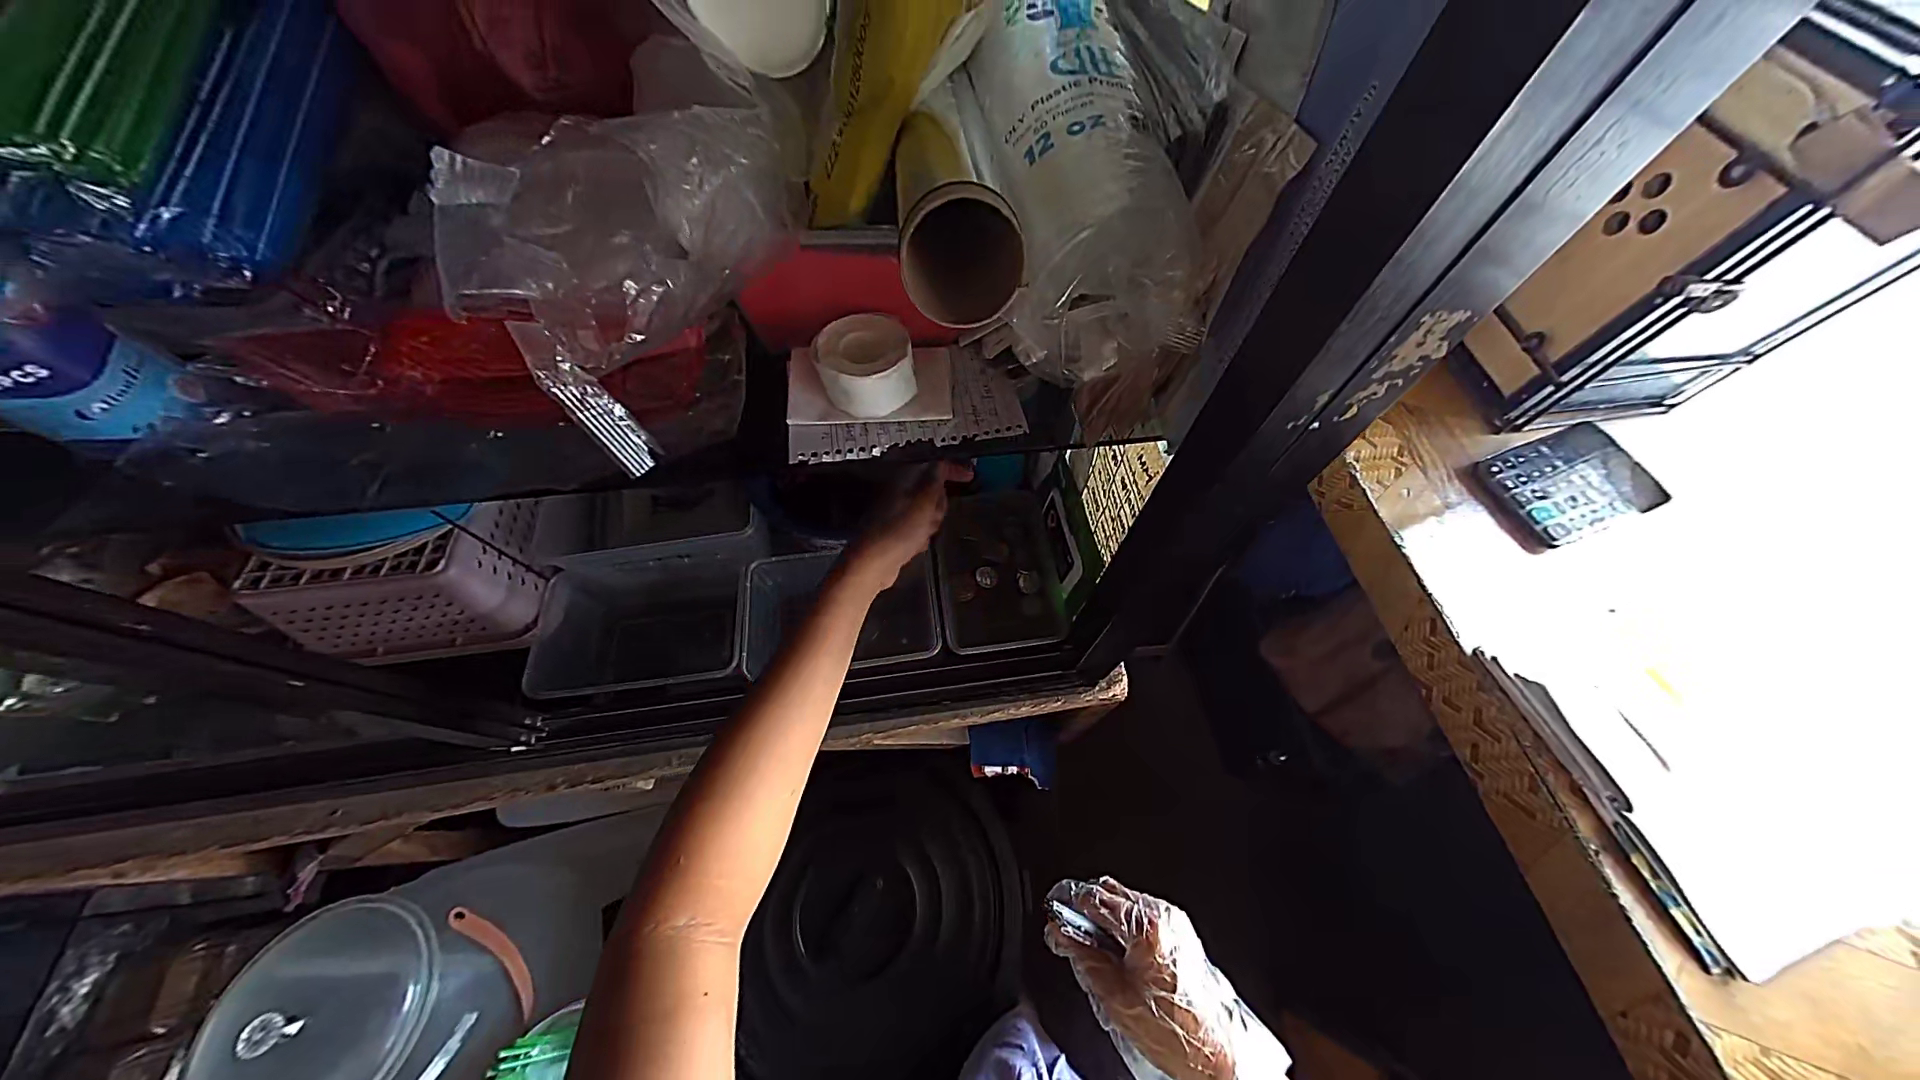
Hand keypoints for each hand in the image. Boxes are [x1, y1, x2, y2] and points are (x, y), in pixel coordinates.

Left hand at [840, 461, 971, 591]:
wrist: (873, 563)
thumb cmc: (896, 532)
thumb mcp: (925, 500)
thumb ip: (936, 478)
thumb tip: (943, 464)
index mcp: (903, 477)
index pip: (934, 466)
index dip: (953, 469)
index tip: (968, 474)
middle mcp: (898, 491)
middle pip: (933, 490)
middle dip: (939, 504)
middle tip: (934, 514)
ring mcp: (897, 510)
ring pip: (929, 511)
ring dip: (931, 522)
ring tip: (922, 532)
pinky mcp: (896, 530)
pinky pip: (920, 528)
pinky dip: (921, 536)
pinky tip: (915, 544)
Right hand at [1045, 878, 1288, 1079]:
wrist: (1219, 1054)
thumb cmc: (1175, 1033)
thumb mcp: (1113, 996)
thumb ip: (1081, 956)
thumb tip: (1059, 933)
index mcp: (1145, 925)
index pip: (1093, 896)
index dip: (1067, 905)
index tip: (1053, 916)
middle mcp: (1163, 914)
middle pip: (1109, 892)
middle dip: (1086, 911)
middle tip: (1072, 936)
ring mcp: (1174, 921)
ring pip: (1125, 902)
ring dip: (1106, 919)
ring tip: (1098, 952)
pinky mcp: (1181, 932)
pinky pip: (1143, 915)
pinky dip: (1125, 928)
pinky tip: (1120, 956)